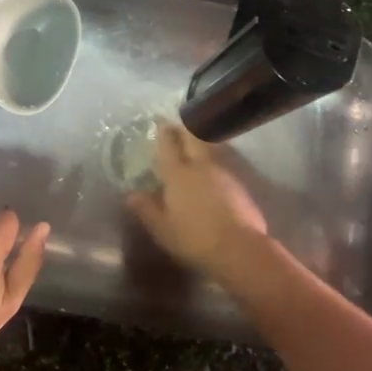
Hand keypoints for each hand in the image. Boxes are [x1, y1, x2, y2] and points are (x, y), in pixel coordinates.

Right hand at [126, 121, 268, 285]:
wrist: (239, 248)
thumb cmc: (193, 238)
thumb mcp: (162, 229)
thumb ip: (147, 209)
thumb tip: (132, 195)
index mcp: (178, 174)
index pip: (169, 145)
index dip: (164, 132)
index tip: (162, 122)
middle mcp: (200, 166)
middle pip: (193, 139)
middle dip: (184, 129)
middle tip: (178, 125)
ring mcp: (223, 173)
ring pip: (210, 149)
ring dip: (201, 143)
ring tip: (195, 144)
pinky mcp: (239, 184)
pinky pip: (222, 165)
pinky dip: (214, 162)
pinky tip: (212, 172)